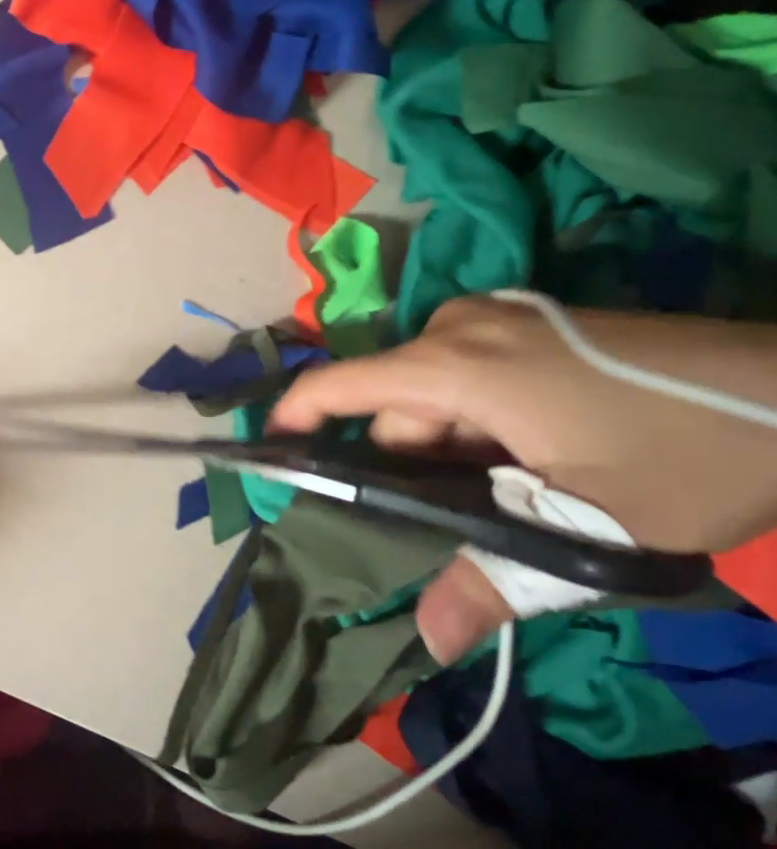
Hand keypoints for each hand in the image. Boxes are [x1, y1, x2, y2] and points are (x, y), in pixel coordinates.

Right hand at [269, 296, 776, 663]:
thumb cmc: (690, 451)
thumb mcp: (596, 527)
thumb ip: (498, 579)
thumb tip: (428, 642)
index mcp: (453, 364)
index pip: (337, 386)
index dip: (294, 420)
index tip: (270, 459)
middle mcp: (460, 327)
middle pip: (394, 402)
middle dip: (414, 460)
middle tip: (470, 512)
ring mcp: (501, 320)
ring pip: (435, 392)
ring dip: (456, 444)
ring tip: (523, 488)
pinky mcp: (535, 323)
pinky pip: (470, 374)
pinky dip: (483, 418)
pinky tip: (541, 452)